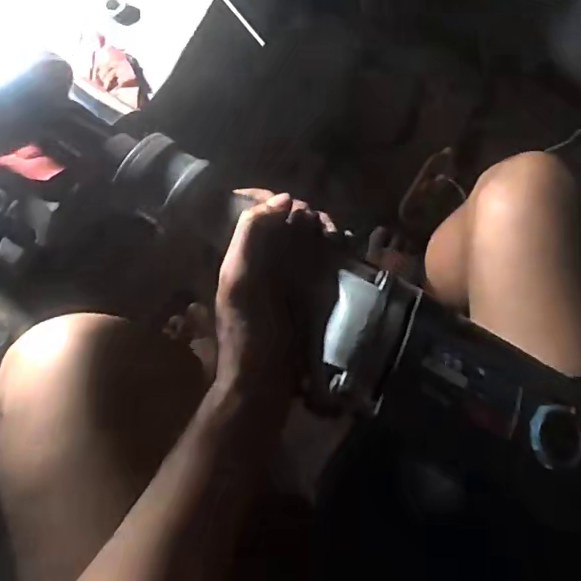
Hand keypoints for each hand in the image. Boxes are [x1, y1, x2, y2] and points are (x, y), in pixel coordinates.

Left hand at [214, 189, 332, 400]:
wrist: (264, 383)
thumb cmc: (248, 331)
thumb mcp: (239, 280)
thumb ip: (251, 235)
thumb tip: (285, 198)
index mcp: (243, 252)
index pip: (258, 210)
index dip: (276, 201)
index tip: (297, 205)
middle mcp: (265, 257)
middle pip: (286, 220)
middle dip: (305, 214)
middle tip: (322, 225)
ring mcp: (288, 273)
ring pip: (306, 235)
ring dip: (321, 228)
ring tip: (333, 235)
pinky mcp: (310, 288)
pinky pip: (321, 257)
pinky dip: (332, 246)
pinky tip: (340, 247)